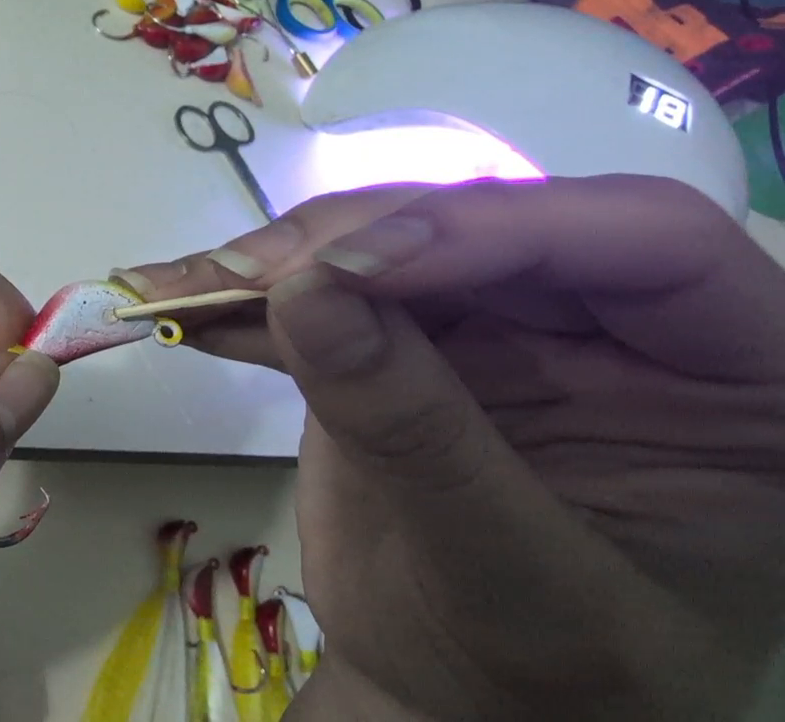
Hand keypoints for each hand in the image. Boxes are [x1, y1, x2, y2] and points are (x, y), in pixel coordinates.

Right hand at [128, 175, 784, 720]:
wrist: (455, 700)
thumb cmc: (540, 678)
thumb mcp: (509, 575)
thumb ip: (416, 432)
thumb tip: (301, 292)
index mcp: (729, 380)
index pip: (637, 242)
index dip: (492, 229)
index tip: (347, 266)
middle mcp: (607, 330)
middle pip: (474, 227)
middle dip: (341, 242)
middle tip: (236, 276)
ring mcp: (489, 329)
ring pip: (372, 248)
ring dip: (264, 265)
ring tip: (172, 290)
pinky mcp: (392, 341)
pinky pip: (312, 298)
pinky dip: (236, 304)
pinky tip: (172, 309)